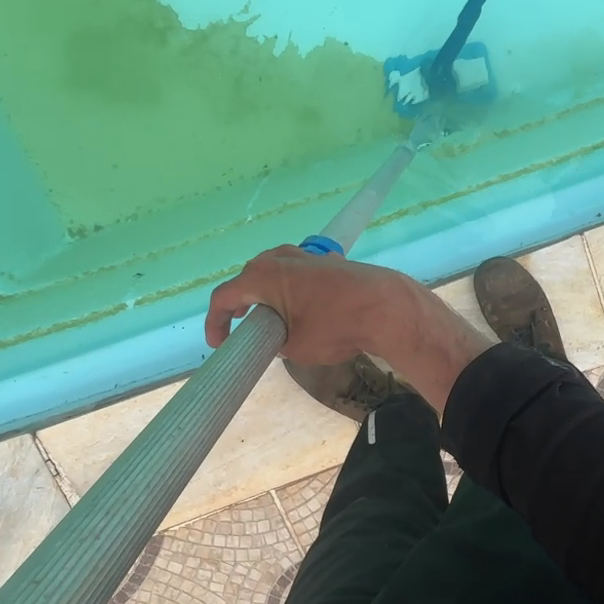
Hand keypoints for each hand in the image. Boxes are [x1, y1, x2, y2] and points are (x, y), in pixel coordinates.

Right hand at [205, 245, 422, 365]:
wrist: (387, 308)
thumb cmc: (335, 327)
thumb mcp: (295, 346)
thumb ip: (277, 342)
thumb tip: (280, 338)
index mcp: (263, 275)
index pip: (225, 296)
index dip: (216, 321)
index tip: (219, 343)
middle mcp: (282, 258)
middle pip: (250, 277)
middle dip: (242, 302)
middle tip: (241, 326)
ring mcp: (309, 256)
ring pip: (277, 270)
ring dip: (268, 292)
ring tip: (269, 316)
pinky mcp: (332, 262)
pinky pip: (302, 273)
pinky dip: (295, 289)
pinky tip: (304, 306)